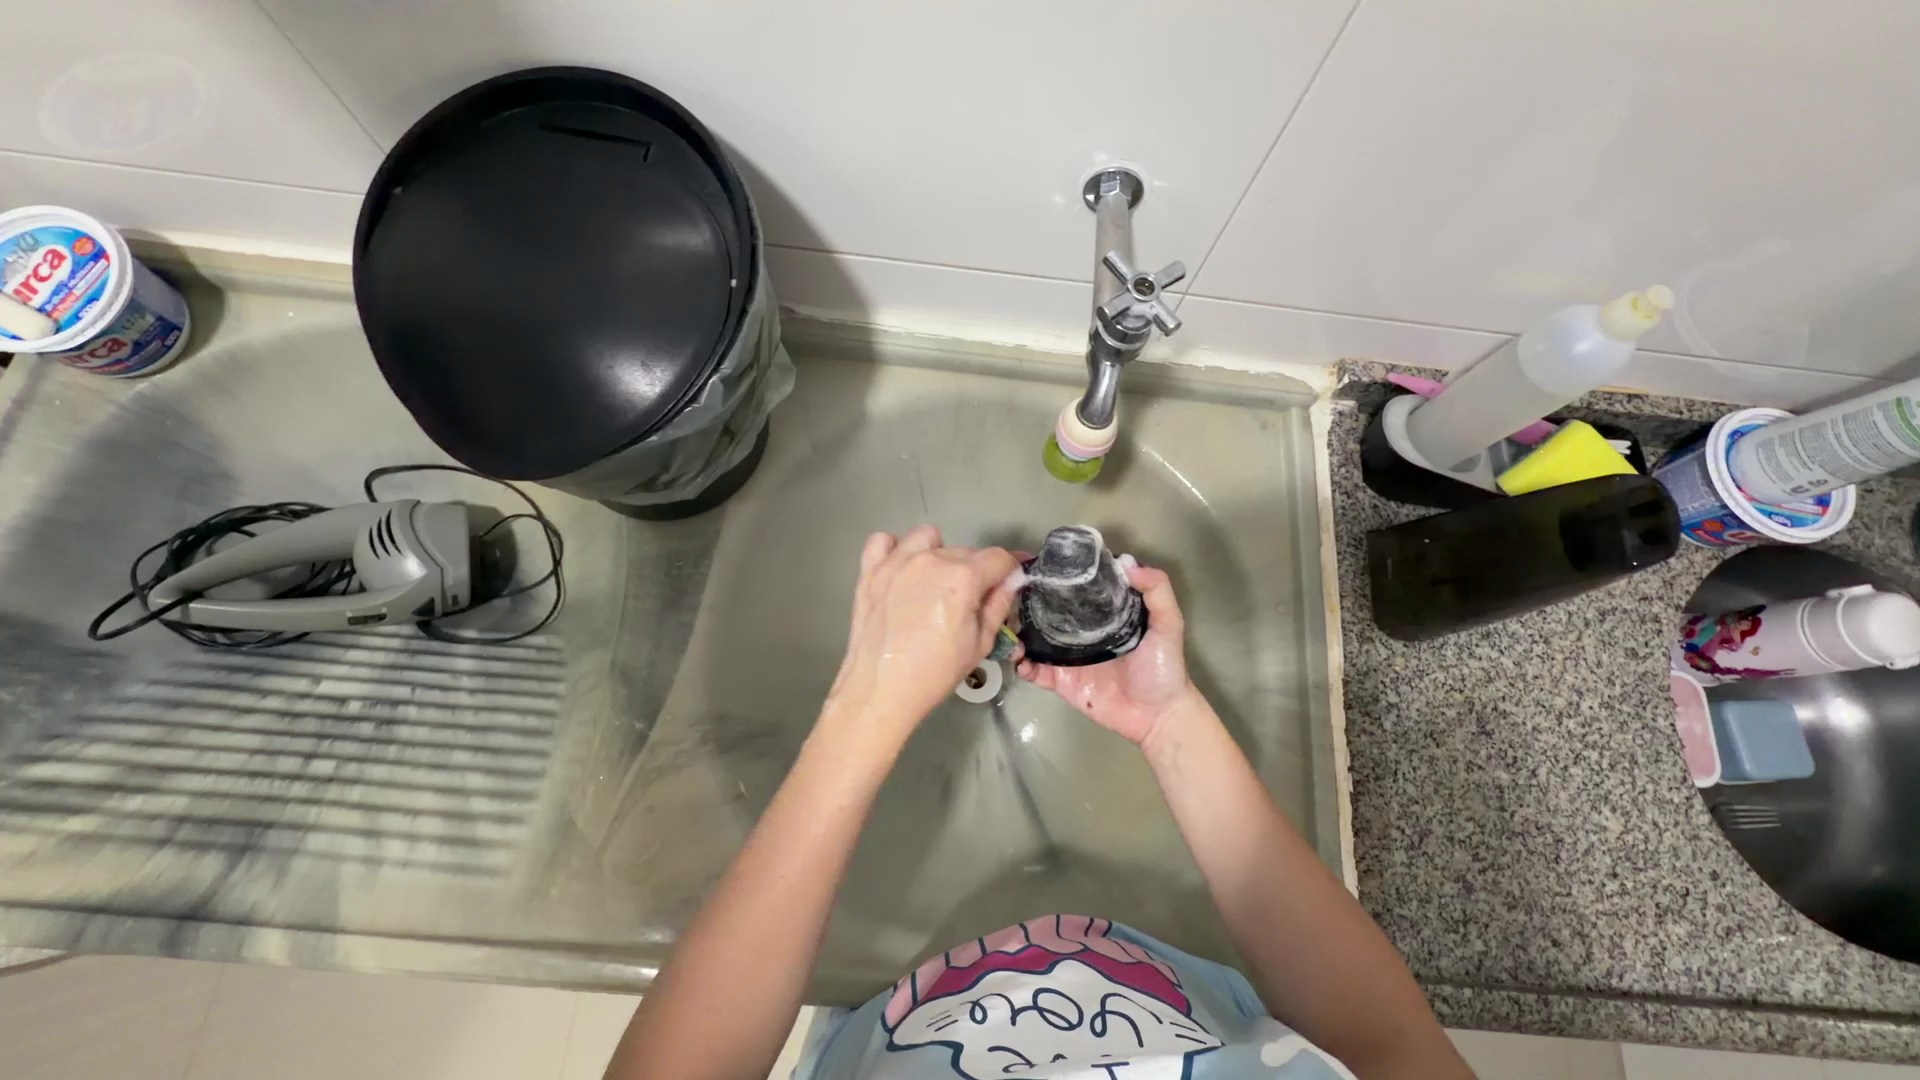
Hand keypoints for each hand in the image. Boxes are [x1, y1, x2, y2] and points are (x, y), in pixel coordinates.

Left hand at [827, 526, 1020, 733]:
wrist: (881, 688)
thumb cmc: (936, 672)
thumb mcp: (980, 644)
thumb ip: (999, 605)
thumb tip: (1012, 579)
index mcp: (963, 578)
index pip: (999, 557)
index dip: (1011, 568)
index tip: (1011, 580)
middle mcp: (931, 560)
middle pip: (966, 550)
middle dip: (975, 571)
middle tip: (969, 602)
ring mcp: (897, 561)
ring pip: (928, 538)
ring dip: (938, 553)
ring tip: (933, 583)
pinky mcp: (870, 570)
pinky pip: (883, 540)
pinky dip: (895, 550)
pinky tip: (901, 571)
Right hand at [1017, 563, 1200, 745]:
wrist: (1158, 715)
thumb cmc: (1163, 667)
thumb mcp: (1168, 623)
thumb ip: (1156, 590)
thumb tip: (1125, 561)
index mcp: (1104, 613)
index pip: (1077, 589)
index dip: (1060, 577)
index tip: (1039, 566)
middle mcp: (1082, 630)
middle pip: (1049, 611)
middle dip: (1028, 602)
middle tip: (1010, 594)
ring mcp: (1069, 656)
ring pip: (1035, 639)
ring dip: (1018, 632)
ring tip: (1007, 625)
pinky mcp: (1061, 681)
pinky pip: (1035, 671)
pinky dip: (1022, 664)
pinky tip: (1019, 659)